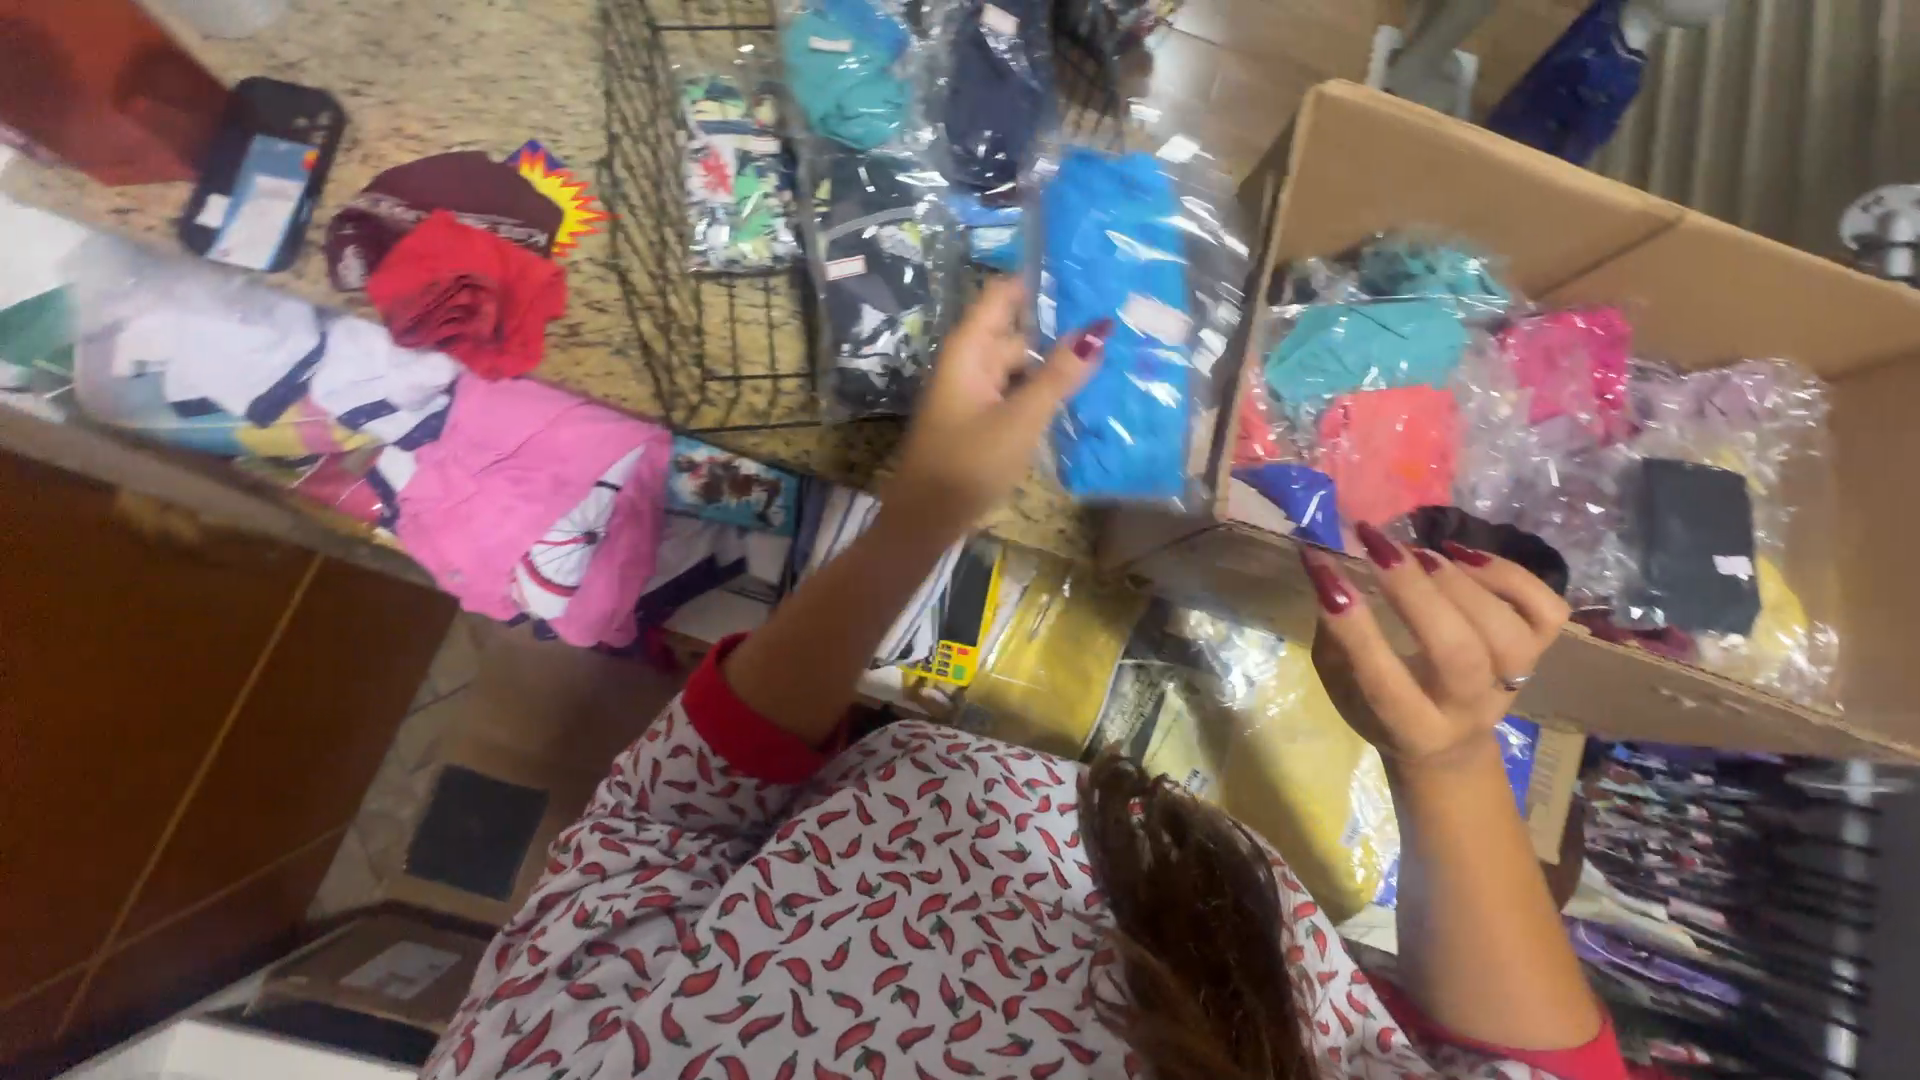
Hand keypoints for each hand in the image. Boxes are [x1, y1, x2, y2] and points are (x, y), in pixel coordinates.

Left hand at [878, 277, 1106, 540]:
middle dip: (1063, 327)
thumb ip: (1059, 375)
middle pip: (1020, 331)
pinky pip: (1018, 393)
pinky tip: (1083, 395)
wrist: (926, 520)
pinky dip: (1045, 391)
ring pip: (1023, 366)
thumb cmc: (968, 464)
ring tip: (1114, 354)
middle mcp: (971, 362)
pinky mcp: (983, 419)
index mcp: (970, 349)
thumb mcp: (1020, 419)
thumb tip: (1099, 328)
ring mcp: (976, 392)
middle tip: (1120, 318)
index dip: (1042, 279)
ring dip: (1059, 364)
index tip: (1090, 271)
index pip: (1006, 294)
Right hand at [1302, 523, 1571, 768]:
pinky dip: (1509, 576)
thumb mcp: (1338, 683)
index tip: (1324, 571)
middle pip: (1458, 652)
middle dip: (1415, 591)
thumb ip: (1336, 636)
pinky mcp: (1539, 655)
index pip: (1383, 680)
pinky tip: (1462, 555)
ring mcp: (1512, 683)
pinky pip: (1545, 612)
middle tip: (1378, 546)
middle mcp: (1469, 710)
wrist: (1446, 745)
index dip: (1353, 626)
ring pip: (1505, 632)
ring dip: (1459, 582)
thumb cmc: (1374, 710)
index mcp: (1412, 728)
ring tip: (1419, 552)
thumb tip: (1328, 570)